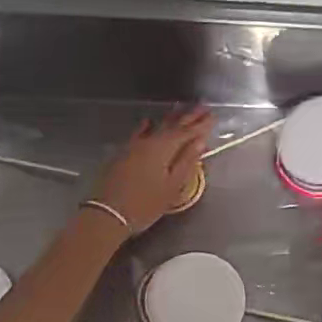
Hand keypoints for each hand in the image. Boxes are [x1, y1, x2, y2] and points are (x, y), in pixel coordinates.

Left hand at [93, 105, 212, 234]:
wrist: (108, 213)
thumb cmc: (145, 204)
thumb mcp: (171, 187)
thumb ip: (186, 162)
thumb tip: (200, 141)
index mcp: (164, 149)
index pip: (186, 132)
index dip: (201, 125)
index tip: (213, 116)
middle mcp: (149, 141)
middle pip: (172, 126)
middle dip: (188, 117)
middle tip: (202, 107)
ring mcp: (134, 145)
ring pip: (157, 127)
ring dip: (171, 118)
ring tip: (182, 109)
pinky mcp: (124, 153)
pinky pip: (139, 133)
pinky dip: (147, 126)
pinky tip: (148, 121)